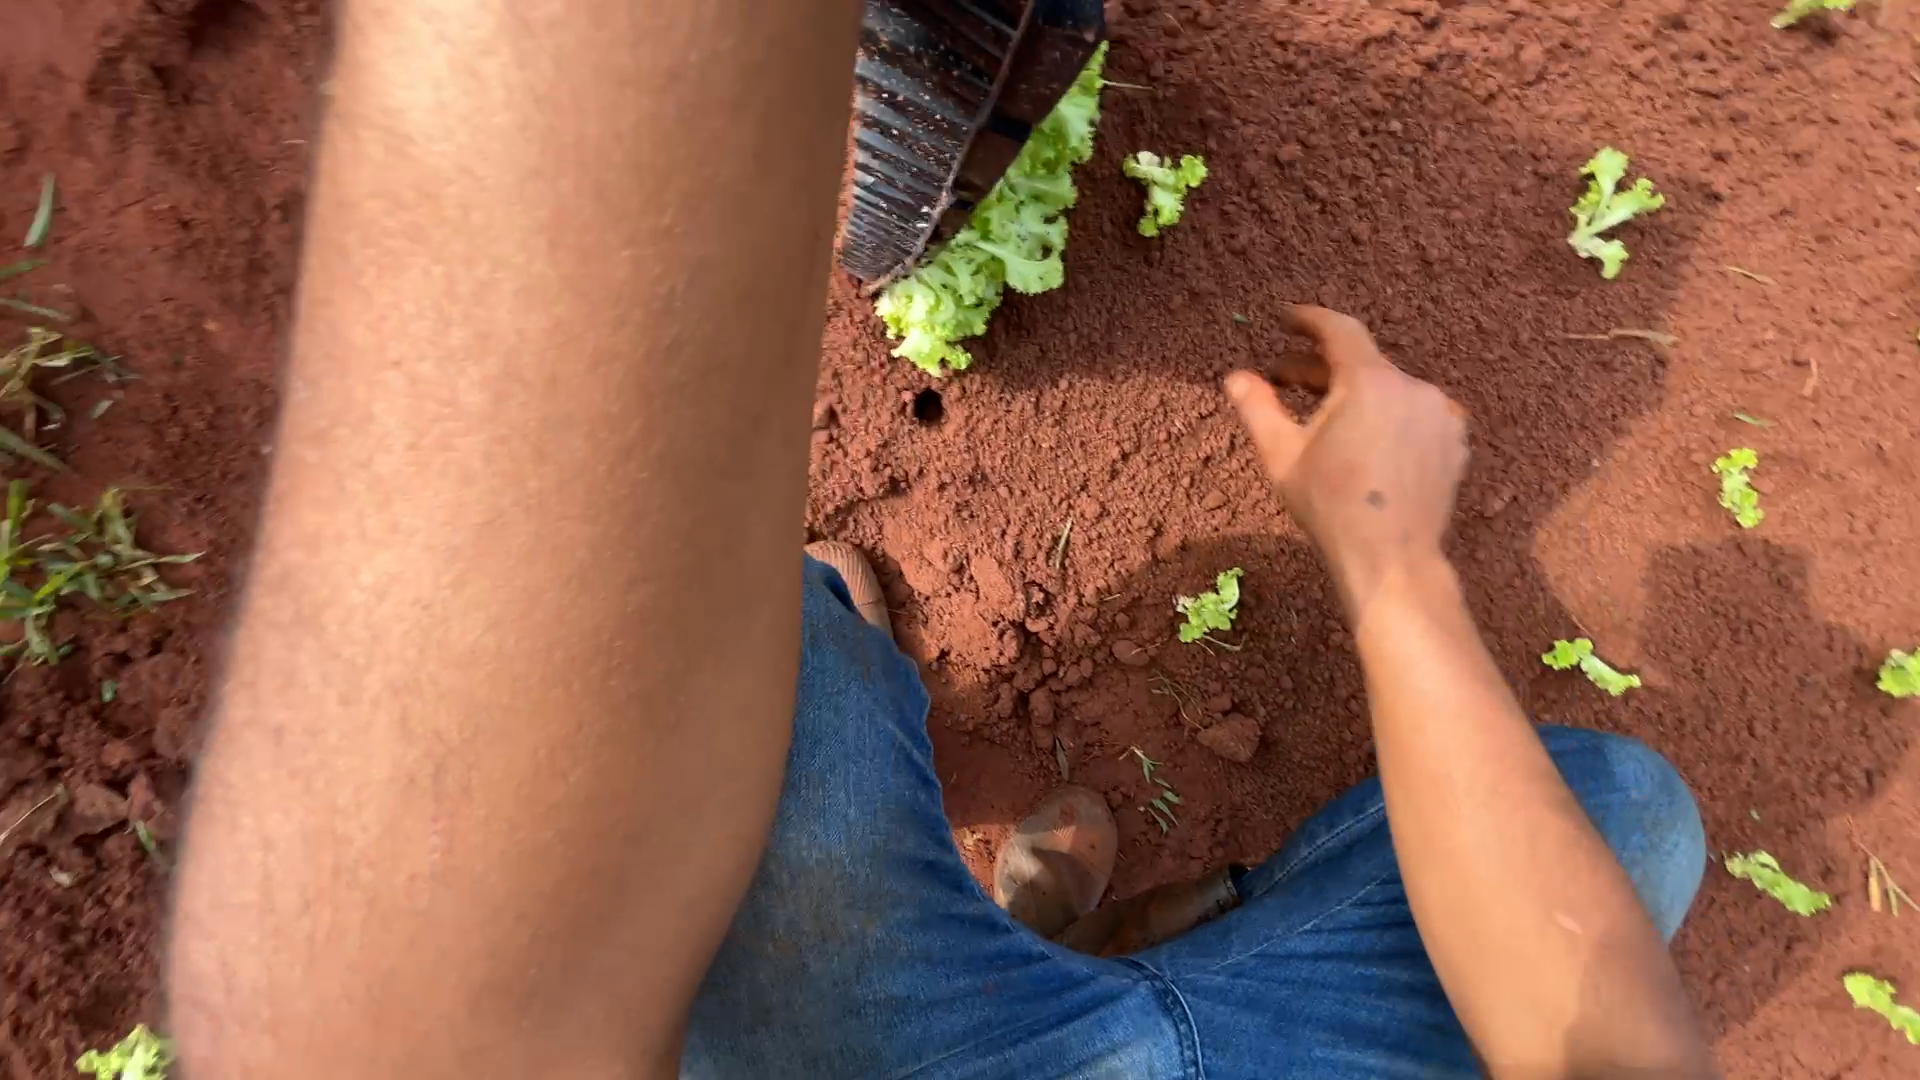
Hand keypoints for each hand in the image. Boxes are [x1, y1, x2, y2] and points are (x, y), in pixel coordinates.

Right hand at [1225, 305, 1467, 618]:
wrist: (1391, 558)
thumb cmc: (1329, 506)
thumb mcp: (1281, 456)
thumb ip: (1257, 407)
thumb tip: (1235, 376)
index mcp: (1369, 383)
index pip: (1339, 330)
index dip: (1309, 319)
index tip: (1286, 318)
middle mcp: (1413, 387)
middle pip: (1362, 363)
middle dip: (1320, 368)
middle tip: (1284, 380)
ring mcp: (1441, 414)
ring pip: (1389, 390)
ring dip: (1354, 395)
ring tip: (1324, 419)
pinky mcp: (1455, 440)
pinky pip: (1413, 414)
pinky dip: (1386, 416)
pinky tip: (1364, 443)